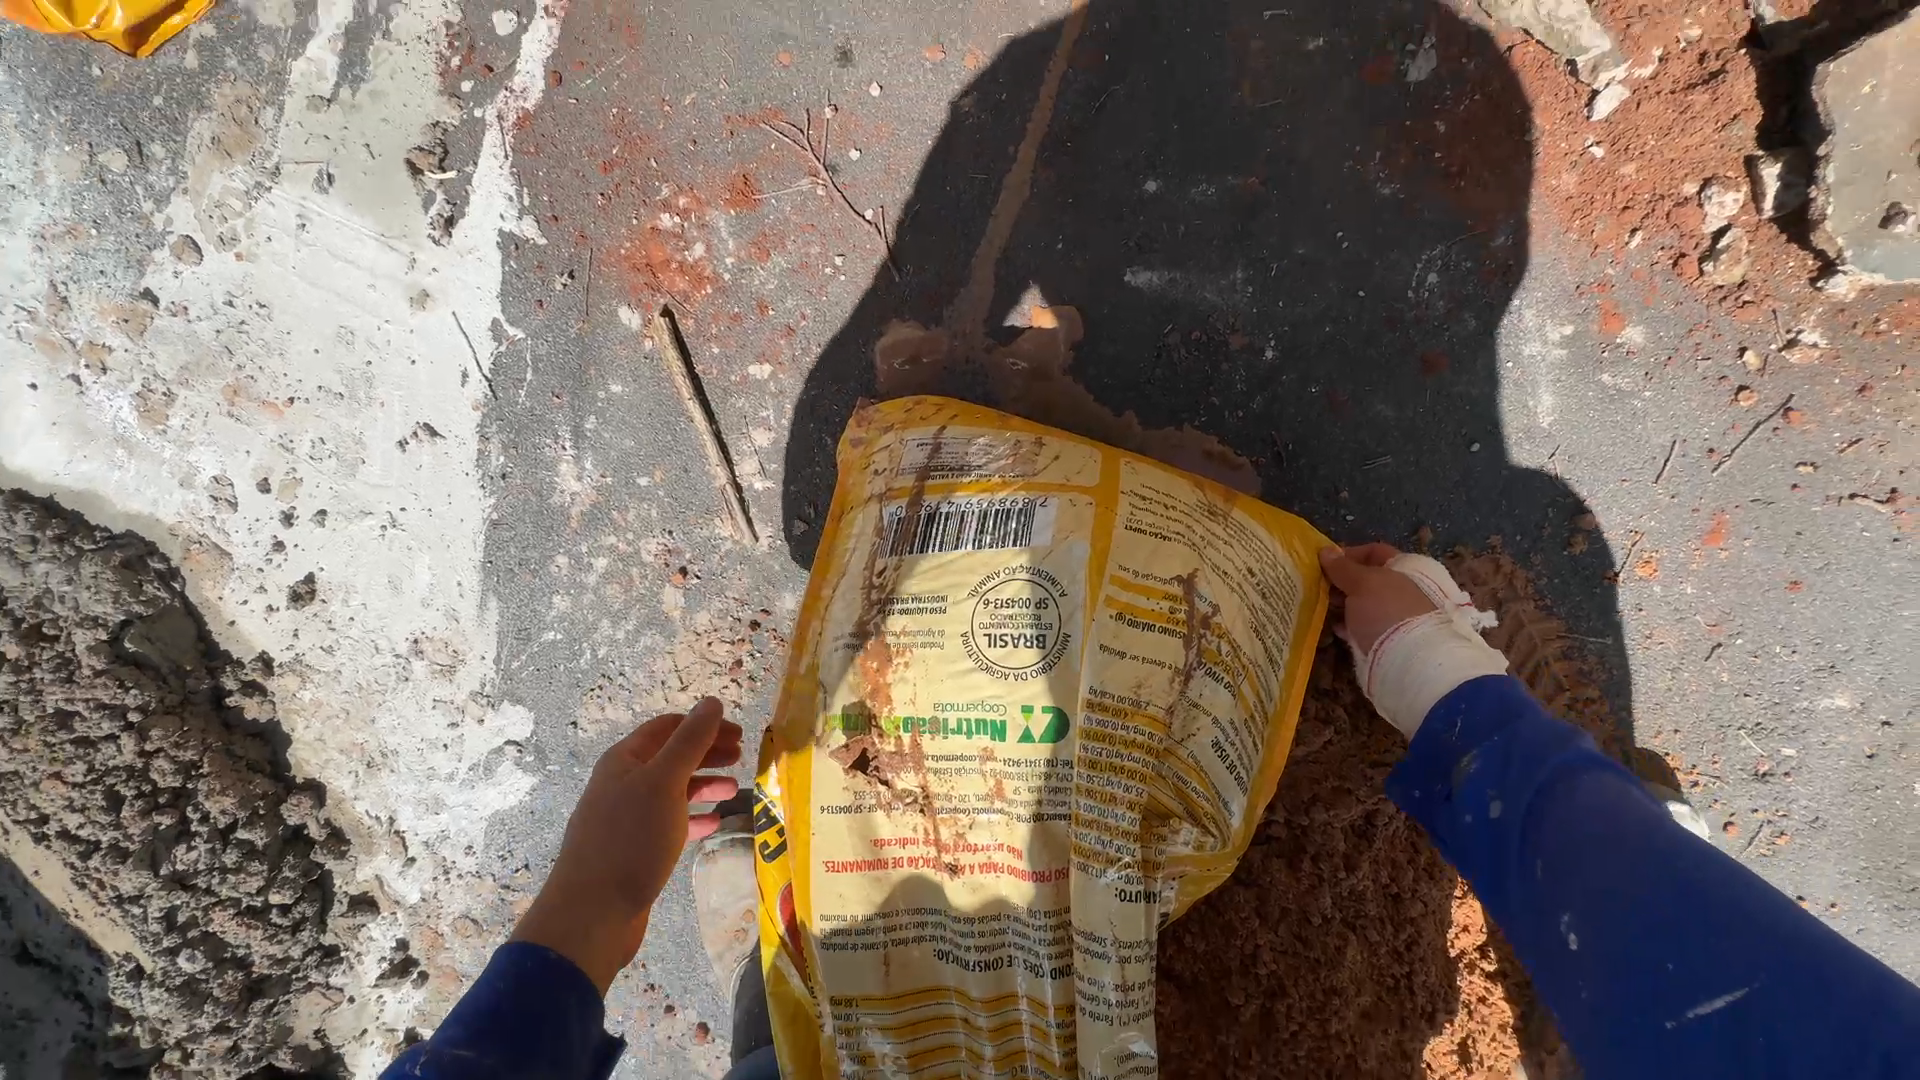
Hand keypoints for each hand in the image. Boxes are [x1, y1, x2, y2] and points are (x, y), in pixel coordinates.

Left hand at [510, 697, 743, 993]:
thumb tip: (712, 702)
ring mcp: (627, 818)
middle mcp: (623, 783)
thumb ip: (691, 740)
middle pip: (672, 756)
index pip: (668, 727)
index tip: (739, 734)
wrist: (592, 914)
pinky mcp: (634, 849)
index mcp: (625, 760)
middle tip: (742, 757)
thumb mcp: (665, 781)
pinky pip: (670, 823)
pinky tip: (714, 824)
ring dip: (704, 785)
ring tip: (734, 791)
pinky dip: (694, 818)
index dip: (704, 725)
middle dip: (707, 753)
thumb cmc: (630, 838)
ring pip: (673, 790)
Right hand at [1318, 544, 1437, 654]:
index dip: (1350, 553)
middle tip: (1318, 584)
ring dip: (1342, 602)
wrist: (1408, 660)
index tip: (1325, 562)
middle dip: (1341, 579)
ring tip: (1322, 605)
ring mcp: (1395, 614)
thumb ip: (1342, 567)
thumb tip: (1325, 550)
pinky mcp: (1387, 637)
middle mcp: (1403, 589)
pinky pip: (1362, 624)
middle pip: (1367, 577)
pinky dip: (1347, 623)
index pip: (1375, 552)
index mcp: (1406, 569)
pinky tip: (1334, 626)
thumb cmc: (1386, 610)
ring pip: (1362, 601)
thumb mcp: (1362, 583)